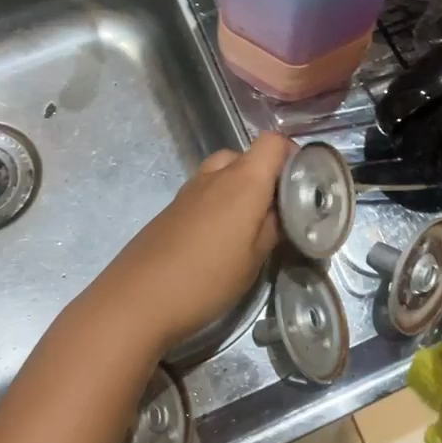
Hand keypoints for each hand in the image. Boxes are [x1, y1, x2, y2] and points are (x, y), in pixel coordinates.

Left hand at [87, 132, 291, 350]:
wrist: (137, 300)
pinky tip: (219, 242)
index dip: (293, 155)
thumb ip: (275, 226)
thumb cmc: (206, 279)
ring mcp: (188, 191)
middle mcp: (215, 175)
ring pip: (223, 174)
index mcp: (243, 180)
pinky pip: (204, 194)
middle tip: (277, 212)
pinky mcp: (171, 210)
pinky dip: (218, 206)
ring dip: (240, 191)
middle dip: (266, 177)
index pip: (274, 142)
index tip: (305, 184)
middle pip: (247, 156)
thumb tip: (285, 208)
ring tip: (249, 229)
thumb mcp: (255, 258)